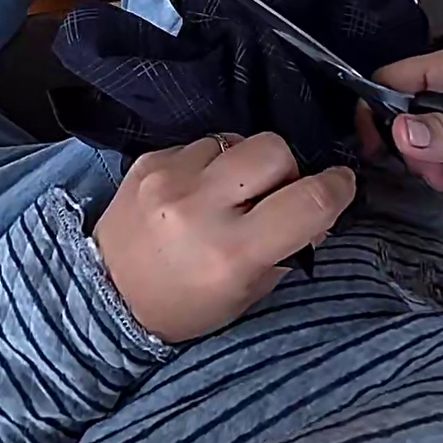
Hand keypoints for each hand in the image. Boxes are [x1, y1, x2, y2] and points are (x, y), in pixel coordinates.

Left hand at [93, 133, 353, 343]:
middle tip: (271, 193)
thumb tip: (320, 203)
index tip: (339, 184)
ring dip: (243, 163)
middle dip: (286, 168)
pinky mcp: (148, 159)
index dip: (337, 187)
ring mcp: (169, 177)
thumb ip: (289, 244)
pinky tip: (194, 188)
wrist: (103, 297)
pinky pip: (201, 142)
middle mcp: (200, 207)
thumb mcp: (248, 292)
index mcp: (231, 253)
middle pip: (275, 149)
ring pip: (237, 138)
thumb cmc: (187, 304)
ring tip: (225, 191)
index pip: (308, 201)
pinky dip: (209, 162)